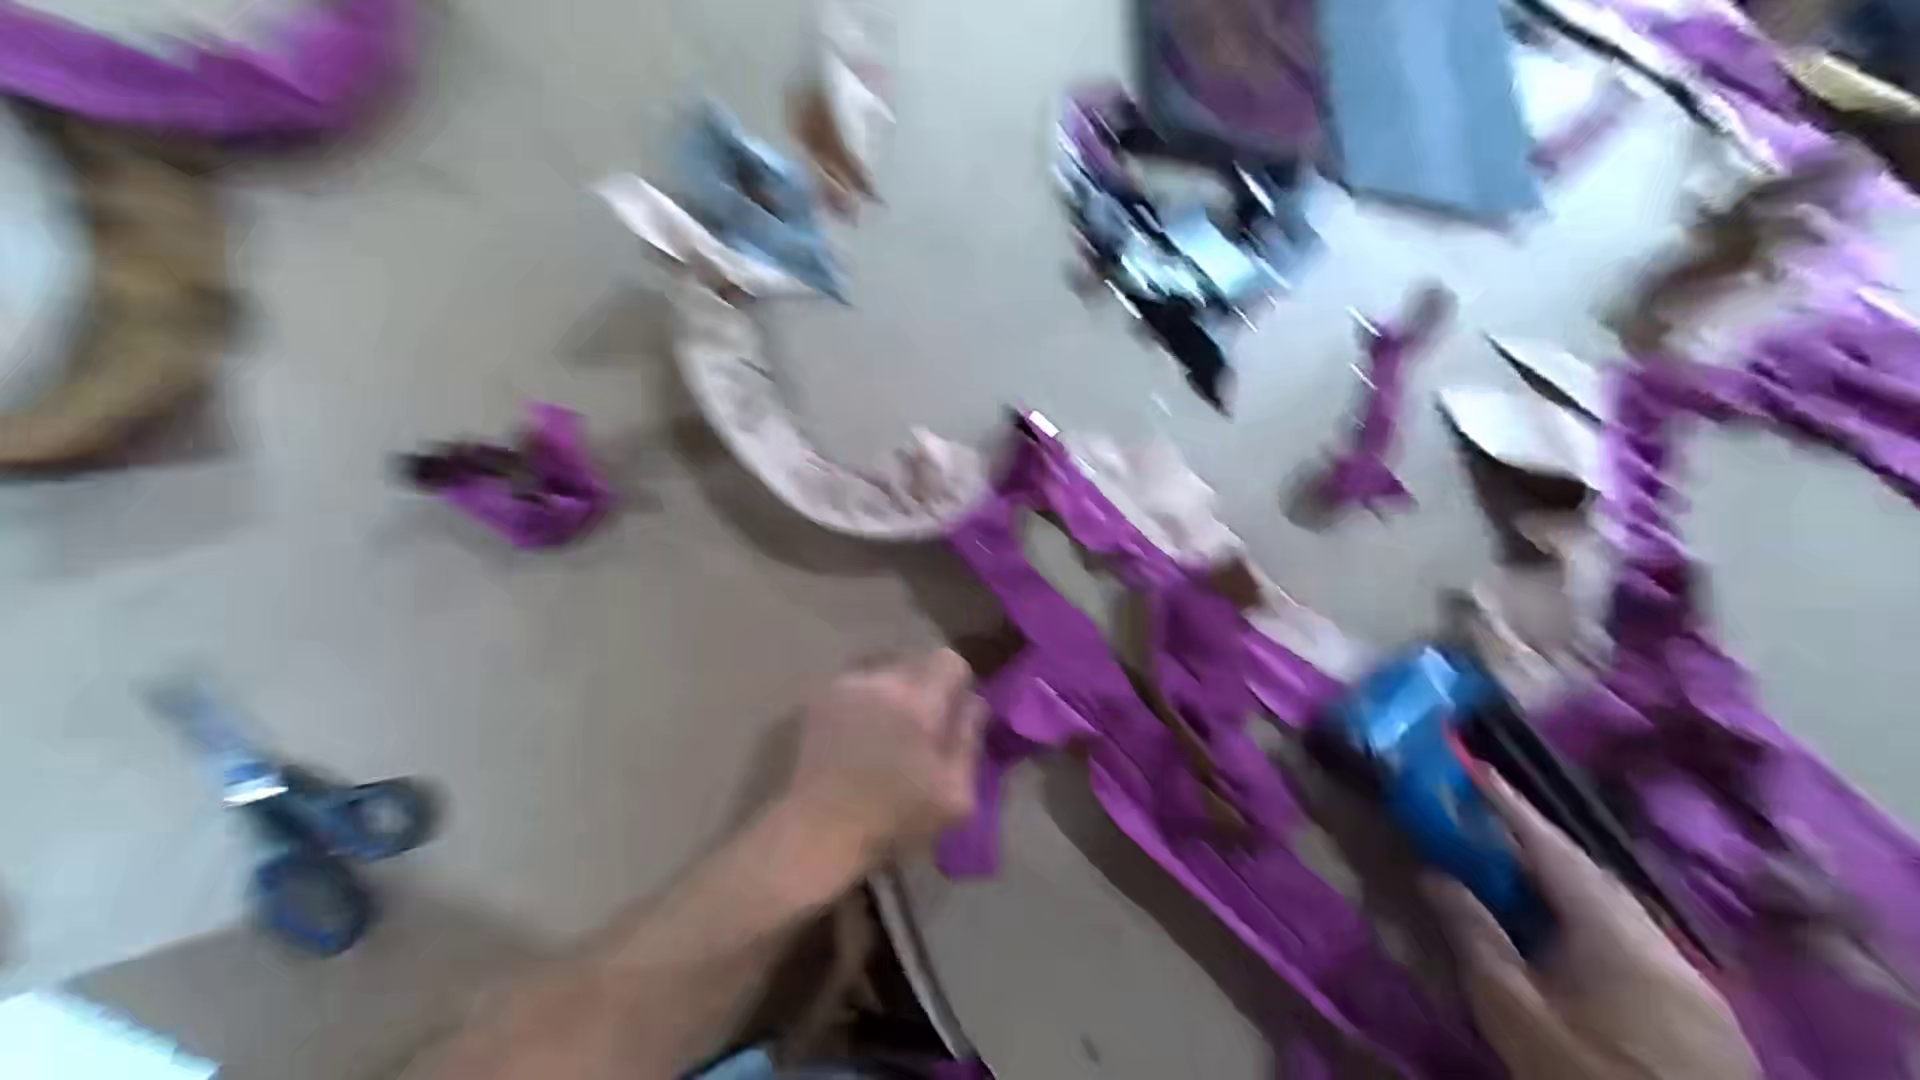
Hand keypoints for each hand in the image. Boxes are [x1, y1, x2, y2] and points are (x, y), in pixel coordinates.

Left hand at [778, 650, 986, 873]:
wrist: (820, 829)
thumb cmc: (894, 818)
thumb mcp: (954, 795)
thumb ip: (969, 741)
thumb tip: (974, 703)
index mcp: (919, 704)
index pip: (949, 660)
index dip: (957, 682)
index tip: (952, 710)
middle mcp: (882, 683)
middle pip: (917, 658)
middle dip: (926, 683)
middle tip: (922, 721)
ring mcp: (848, 686)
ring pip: (885, 666)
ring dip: (895, 686)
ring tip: (890, 722)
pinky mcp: (822, 696)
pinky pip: (858, 680)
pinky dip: (867, 695)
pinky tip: (862, 728)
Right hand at [1426, 772, 1757, 1079]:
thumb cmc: (1582, 1072)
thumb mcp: (1510, 1006)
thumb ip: (1472, 933)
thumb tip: (1433, 874)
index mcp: (1614, 936)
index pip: (1552, 850)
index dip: (1510, 805)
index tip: (1475, 767)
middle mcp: (1661, 944)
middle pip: (1589, 872)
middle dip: (1534, 837)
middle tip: (1484, 812)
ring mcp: (1688, 978)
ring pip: (1614, 903)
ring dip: (1560, 874)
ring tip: (1511, 862)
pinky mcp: (1697, 1009)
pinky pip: (1629, 932)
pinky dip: (1584, 910)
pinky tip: (1559, 925)